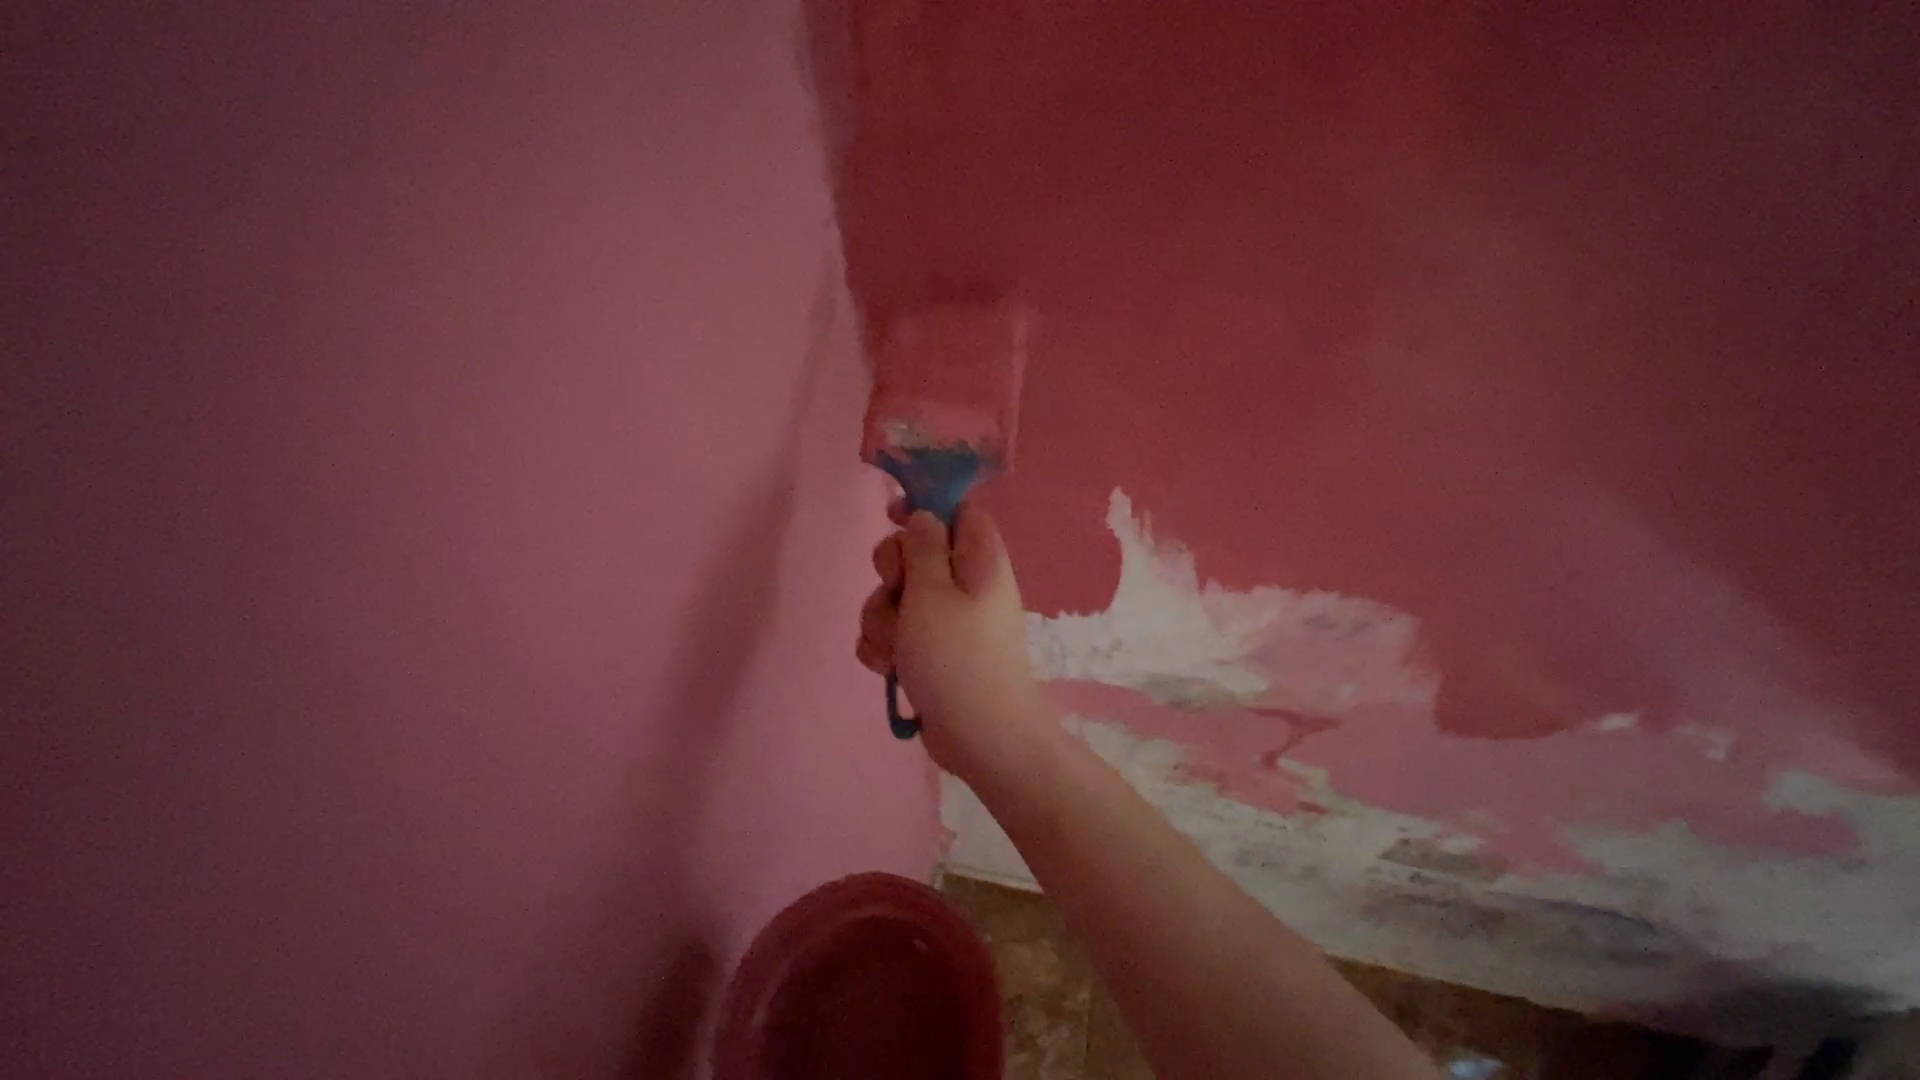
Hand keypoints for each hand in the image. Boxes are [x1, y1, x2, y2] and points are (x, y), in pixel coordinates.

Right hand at [856, 499, 1051, 780]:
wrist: (979, 736)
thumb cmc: (957, 657)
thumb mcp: (933, 593)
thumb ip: (922, 547)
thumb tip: (924, 517)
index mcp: (979, 560)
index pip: (958, 511)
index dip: (925, 508)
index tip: (892, 516)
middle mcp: (965, 585)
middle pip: (915, 554)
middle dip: (892, 576)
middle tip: (898, 593)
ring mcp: (946, 622)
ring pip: (895, 599)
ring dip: (884, 622)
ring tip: (897, 651)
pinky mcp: (929, 654)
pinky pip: (894, 635)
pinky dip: (887, 650)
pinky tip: (890, 671)